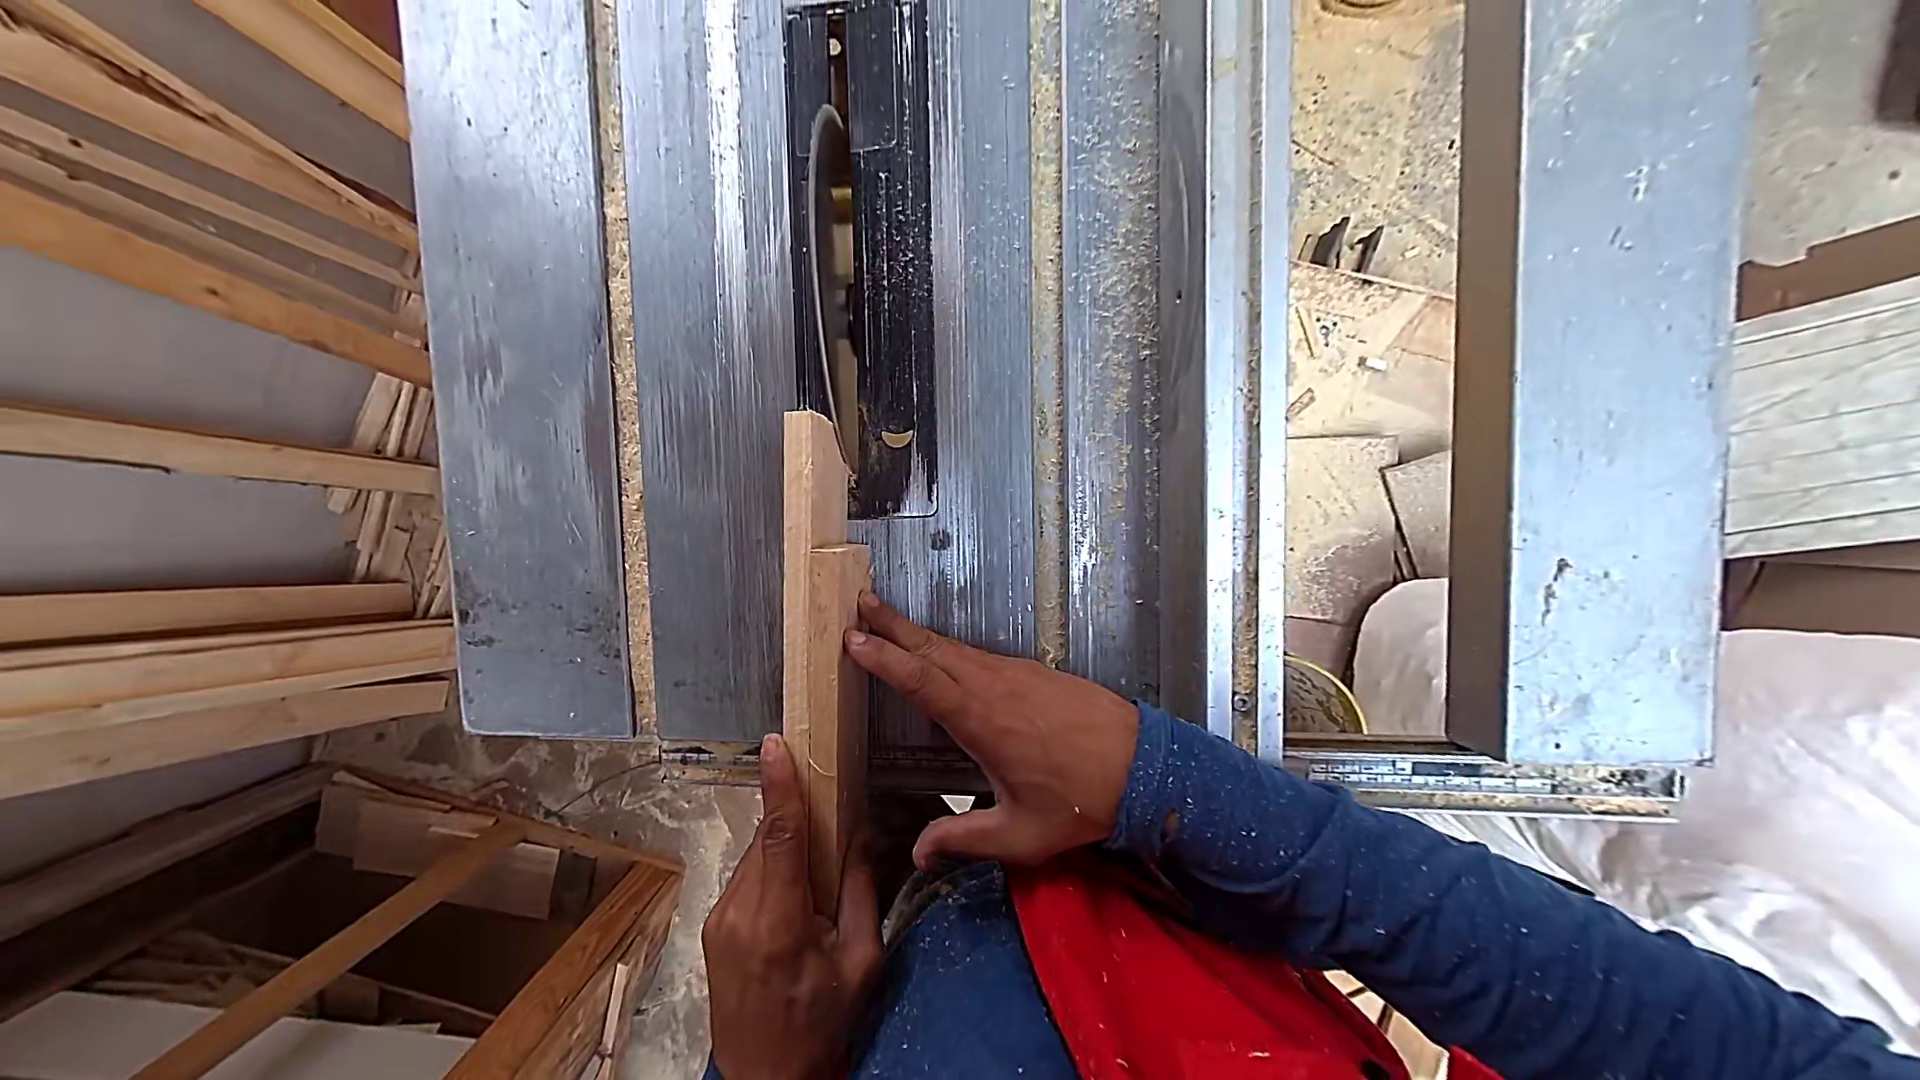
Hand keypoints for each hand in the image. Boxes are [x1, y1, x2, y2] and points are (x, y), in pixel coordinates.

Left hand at [703, 734, 881, 1079]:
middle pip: (770, 837)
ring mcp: (719, 919)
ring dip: (787, 847)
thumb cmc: (818, 1024)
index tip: (776, 745)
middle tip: (830, 826)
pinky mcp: (713, 924)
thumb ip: (862, 889)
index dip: (780, 785)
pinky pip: (748, 874)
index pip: (780, 835)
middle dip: (799, 820)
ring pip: (758, 852)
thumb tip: (860, 832)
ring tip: (814, 881)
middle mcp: (739, 913)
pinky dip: (773, 868)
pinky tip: (793, 897)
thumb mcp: (861, 960)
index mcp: (779, 922)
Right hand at [845, 592, 1139, 869]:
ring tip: (890, 623)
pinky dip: (950, 648)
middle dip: (893, 624)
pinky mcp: (1032, 671)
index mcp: (980, 718)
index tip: (854, 637)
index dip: (883, 657)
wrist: (1144, 765)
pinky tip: (943, 654)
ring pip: (955, 647)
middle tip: (861, 603)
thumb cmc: (1082, 800)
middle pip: (932, 646)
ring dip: (918, 633)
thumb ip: (965, 839)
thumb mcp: (1020, 833)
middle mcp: (993, 685)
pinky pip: (979, 653)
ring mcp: (1014, 673)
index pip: (920, 679)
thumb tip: (920, 852)